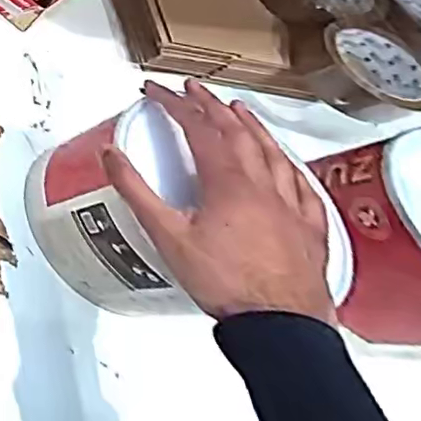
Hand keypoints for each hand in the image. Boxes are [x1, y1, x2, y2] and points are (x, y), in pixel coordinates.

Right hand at [101, 80, 335, 324]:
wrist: (281, 331)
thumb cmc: (227, 285)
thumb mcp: (165, 234)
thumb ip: (134, 189)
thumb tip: (110, 154)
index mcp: (229, 181)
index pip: (198, 126)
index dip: (174, 102)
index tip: (156, 91)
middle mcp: (264, 186)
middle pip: (237, 131)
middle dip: (211, 104)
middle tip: (194, 89)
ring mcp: (291, 208)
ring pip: (273, 152)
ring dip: (251, 126)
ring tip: (239, 110)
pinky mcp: (310, 232)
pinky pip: (304, 187)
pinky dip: (290, 166)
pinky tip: (288, 165)